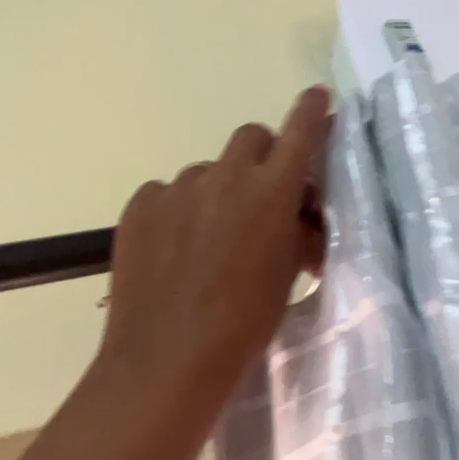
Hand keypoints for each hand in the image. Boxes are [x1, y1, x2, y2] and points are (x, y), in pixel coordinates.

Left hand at [97, 86, 333, 390]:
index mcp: (270, 193)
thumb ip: (296, 232)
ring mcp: (177, 189)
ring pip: (207, 171)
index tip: (318, 97)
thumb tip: (299, 217)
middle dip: (262, 156)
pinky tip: (174, 250)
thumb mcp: (286, 277)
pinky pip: (167, 193)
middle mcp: (225, 178)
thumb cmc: (242, 325)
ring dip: (217, 191)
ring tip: (208, 240)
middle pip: (250, 137)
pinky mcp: (140, 206)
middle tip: (260, 195)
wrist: (165, 362)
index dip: (312, 112)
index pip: (299, 133)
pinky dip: (178, 211)